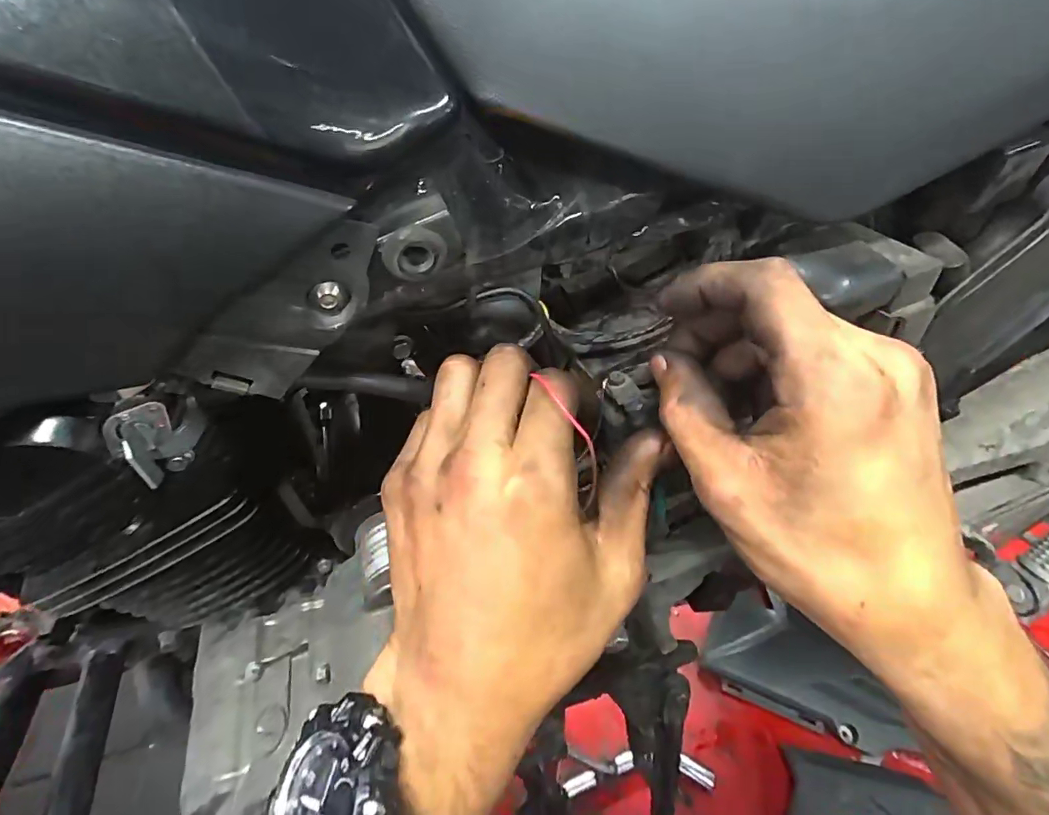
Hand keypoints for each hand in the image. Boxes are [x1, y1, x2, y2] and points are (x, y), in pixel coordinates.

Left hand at [362, 345, 669, 814]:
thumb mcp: (612, 574)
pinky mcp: (396, 480)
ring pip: (455, 373)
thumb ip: (632, 492)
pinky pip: (426, 415)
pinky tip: (468, 454)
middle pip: (500, 362)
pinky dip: (452, 418)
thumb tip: (652, 438)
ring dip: (486, 386)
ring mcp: (426, 466)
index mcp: (533, 480)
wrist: (455, 687)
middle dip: (531, 375)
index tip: (581, 418)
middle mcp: (474, 460)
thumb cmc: (544, 637)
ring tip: (503, 420)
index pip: (554, 384)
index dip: (576, 392)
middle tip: (543, 412)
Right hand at [655, 261, 1048, 814]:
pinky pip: (823, 349)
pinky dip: (778, 363)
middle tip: (678, 362)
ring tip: (711, 391)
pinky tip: (754, 402)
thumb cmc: (818, 552)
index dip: (706, 284)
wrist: (914, 604)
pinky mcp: (900, 384)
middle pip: (779, 303)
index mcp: (834, 372)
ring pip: (798, 325)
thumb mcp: (728, 483)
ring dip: (746, 347)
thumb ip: (685, 407)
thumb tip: (666, 361)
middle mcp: (875, 353)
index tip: (665, 309)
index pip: (764, 283)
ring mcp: (895, 366)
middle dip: (718, 324)